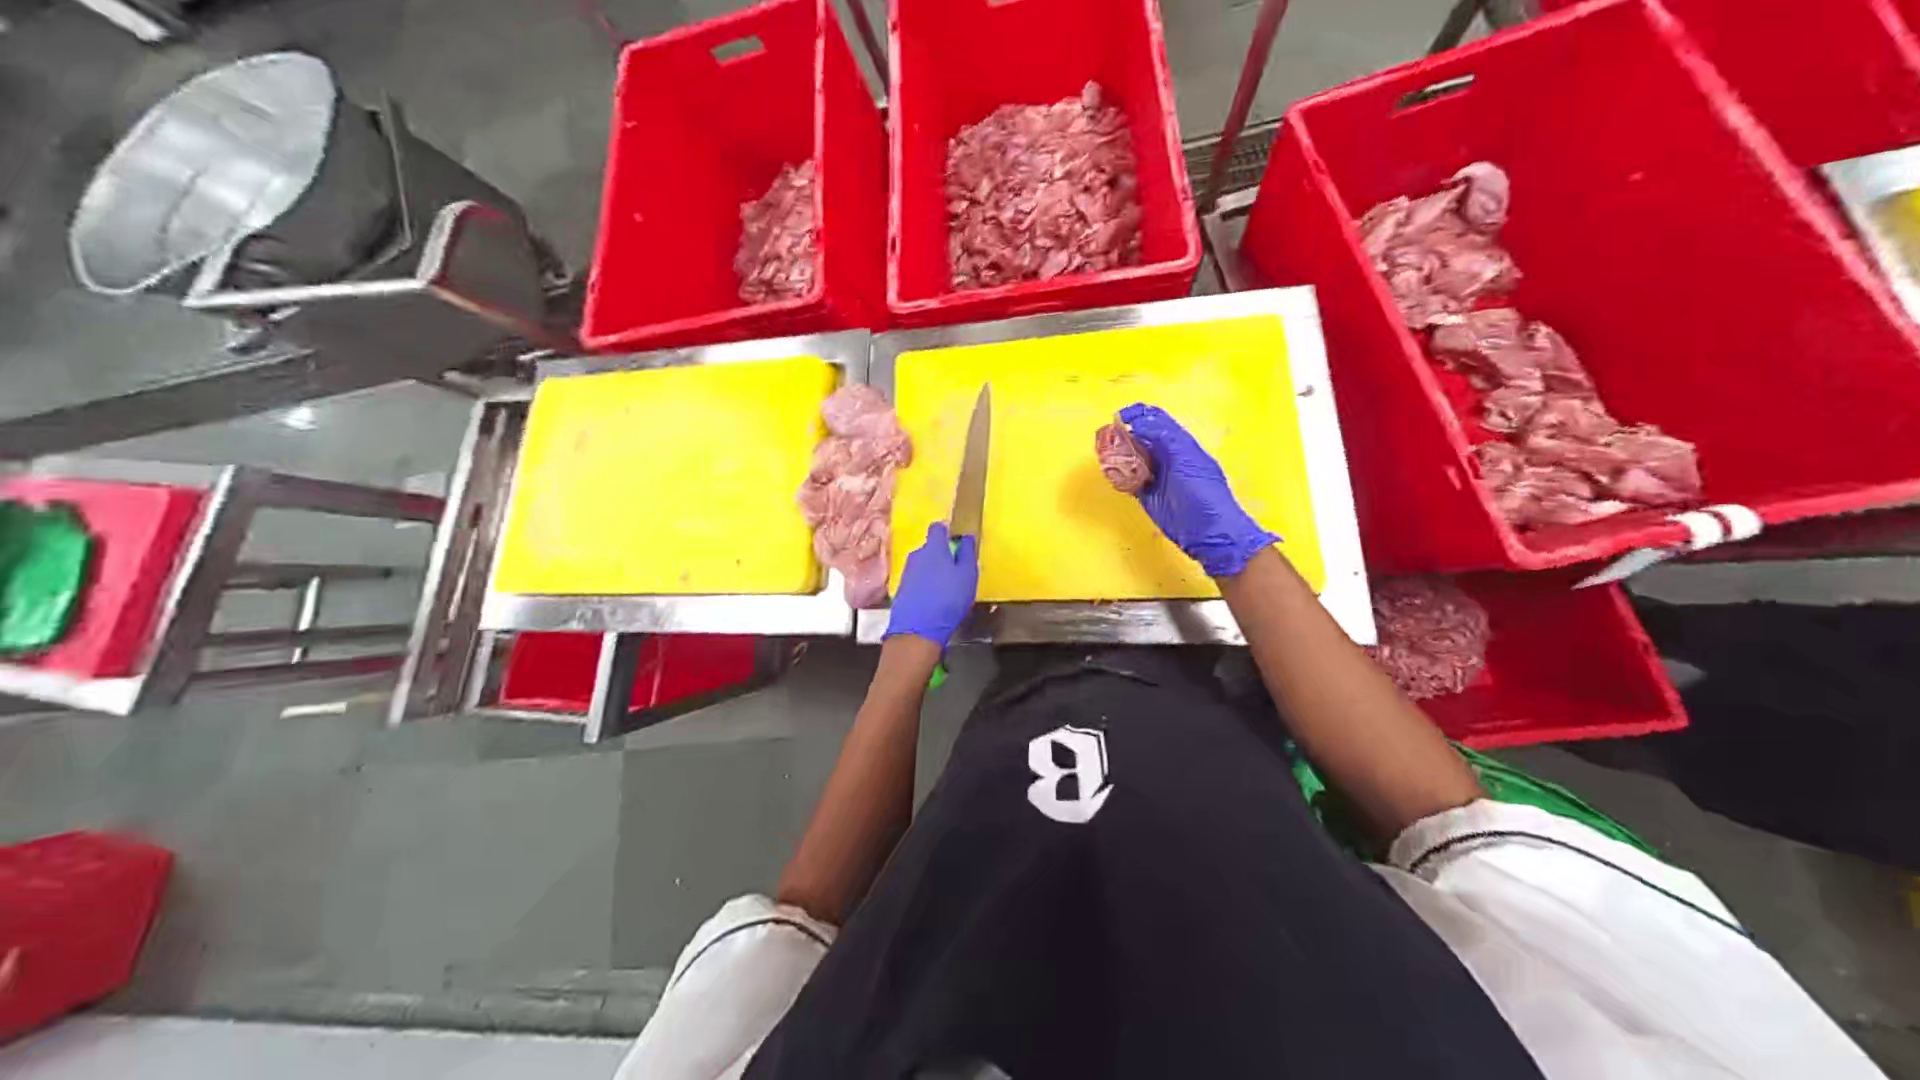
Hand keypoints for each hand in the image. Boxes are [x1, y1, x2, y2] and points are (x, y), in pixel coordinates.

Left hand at [886, 523, 978, 647]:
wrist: (918, 629)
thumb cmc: (949, 598)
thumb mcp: (968, 575)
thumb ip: (967, 553)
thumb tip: (966, 537)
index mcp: (933, 548)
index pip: (937, 528)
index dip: (947, 532)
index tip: (957, 542)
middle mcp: (916, 555)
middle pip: (930, 548)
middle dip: (942, 555)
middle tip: (956, 570)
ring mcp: (906, 573)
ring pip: (923, 565)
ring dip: (933, 572)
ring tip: (947, 588)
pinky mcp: (902, 590)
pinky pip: (917, 581)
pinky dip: (926, 585)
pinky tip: (935, 600)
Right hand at [1119, 403, 1277, 577]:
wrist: (1210, 535)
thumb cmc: (1204, 496)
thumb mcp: (1186, 461)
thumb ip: (1165, 439)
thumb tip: (1142, 422)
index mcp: (1182, 445)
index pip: (1159, 422)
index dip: (1141, 415)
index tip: (1121, 415)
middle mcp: (1169, 458)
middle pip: (1144, 439)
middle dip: (1126, 434)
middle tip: (1107, 433)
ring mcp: (1159, 478)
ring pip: (1136, 459)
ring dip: (1121, 454)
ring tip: (1105, 450)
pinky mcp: (1149, 497)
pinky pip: (1131, 480)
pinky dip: (1121, 475)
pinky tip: (1112, 471)